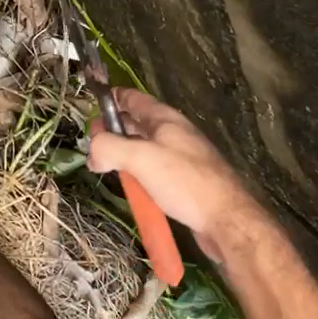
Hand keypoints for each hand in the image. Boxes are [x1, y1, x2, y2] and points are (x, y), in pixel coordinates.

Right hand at [88, 88, 273, 259]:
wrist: (227, 220)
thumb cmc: (185, 181)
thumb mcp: (140, 158)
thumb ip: (109, 148)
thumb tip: (92, 152)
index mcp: (164, 119)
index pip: (132, 98)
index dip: (111, 98)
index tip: (90, 108)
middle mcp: (172, 133)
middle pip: (134, 124)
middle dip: (111, 131)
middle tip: (92, 145)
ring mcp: (179, 157)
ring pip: (142, 149)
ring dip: (123, 156)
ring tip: (104, 167)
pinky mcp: (183, 181)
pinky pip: (152, 170)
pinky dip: (137, 175)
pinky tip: (131, 188)